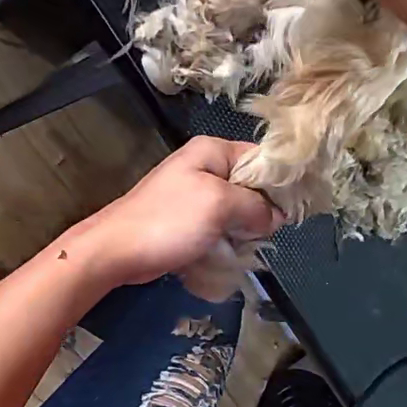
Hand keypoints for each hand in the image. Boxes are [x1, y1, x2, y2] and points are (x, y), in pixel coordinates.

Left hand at [57, 138, 282, 290]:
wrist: (114, 251)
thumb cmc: (167, 221)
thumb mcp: (220, 205)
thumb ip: (255, 205)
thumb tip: (276, 216)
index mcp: (212, 150)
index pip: (262, 157)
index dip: (280, 183)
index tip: (291, 211)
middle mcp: (204, 167)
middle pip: (251, 187)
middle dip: (259, 213)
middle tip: (259, 234)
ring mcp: (194, 195)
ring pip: (236, 212)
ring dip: (240, 232)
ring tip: (236, 248)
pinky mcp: (186, 221)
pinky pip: (217, 229)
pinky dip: (222, 242)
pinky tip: (220, 256)